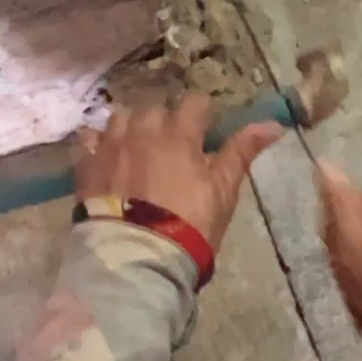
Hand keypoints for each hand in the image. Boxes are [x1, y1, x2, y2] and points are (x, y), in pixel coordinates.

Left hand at [75, 94, 282, 249]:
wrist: (138, 257)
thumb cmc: (190, 224)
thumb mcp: (223, 191)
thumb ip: (242, 152)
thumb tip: (274, 123)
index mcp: (179, 134)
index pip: (195, 102)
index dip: (202, 113)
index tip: (205, 129)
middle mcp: (142, 131)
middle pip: (155, 109)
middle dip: (165, 122)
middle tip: (172, 146)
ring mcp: (110, 146)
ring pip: (120, 118)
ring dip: (131, 128)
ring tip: (137, 148)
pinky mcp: (87, 166)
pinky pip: (89, 139)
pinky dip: (99, 143)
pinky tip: (106, 157)